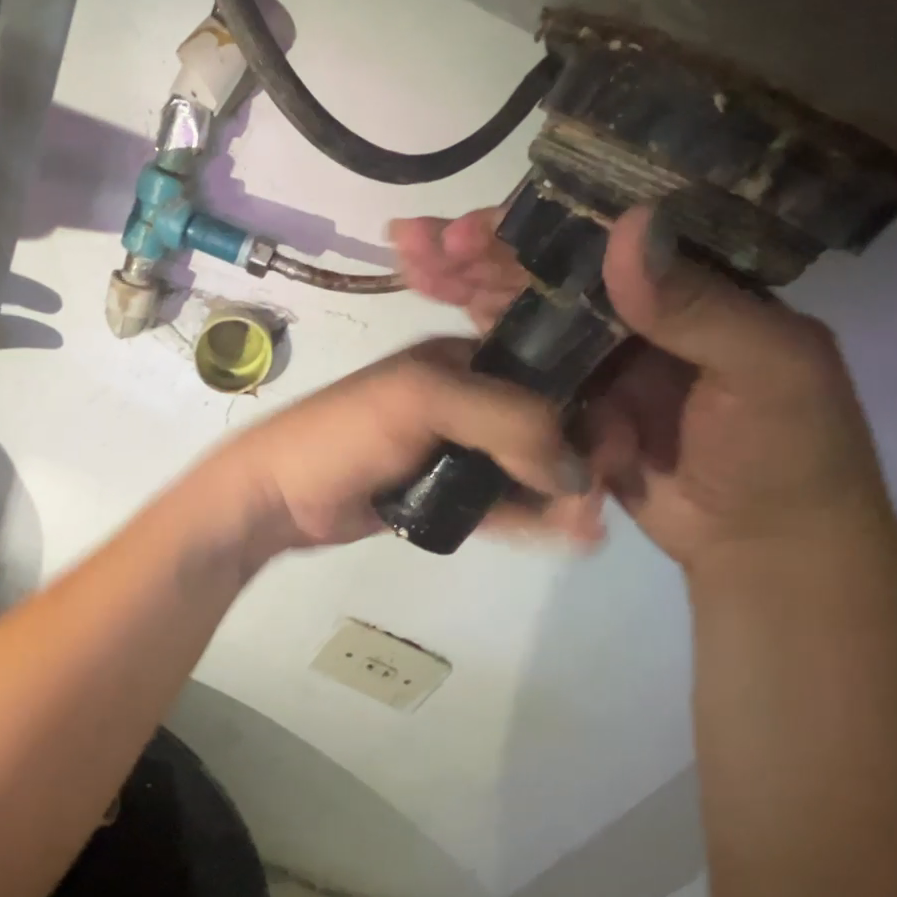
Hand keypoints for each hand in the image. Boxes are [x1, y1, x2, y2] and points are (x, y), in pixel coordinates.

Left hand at [198, 339, 605, 559]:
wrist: (274, 496)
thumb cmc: (341, 434)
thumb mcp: (422, 404)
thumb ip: (506, 422)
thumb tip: (580, 470)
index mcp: (464, 359)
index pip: (551, 371)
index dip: (593, 404)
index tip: (622, 447)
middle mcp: (467, 399)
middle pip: (548, 424)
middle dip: (583, 458)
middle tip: (603, 499)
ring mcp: (453, 450)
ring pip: (527, 469)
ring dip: (562, 495)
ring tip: (586, 529)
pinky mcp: (440, 494)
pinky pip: (498, 503)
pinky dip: (531, 517)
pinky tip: (563, 537)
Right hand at [394, 203, 896, 571]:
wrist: (760, 545)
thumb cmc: (784, 450)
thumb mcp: (765, 368)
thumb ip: (697, 305)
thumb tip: (627, 226)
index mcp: (692, 287)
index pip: (606, 238)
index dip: (541, 223)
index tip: (473, 224)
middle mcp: (639, 314)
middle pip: (551, 271)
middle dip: (484, 252)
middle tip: (417, 241)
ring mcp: (598, 362)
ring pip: (525, 314)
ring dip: (469, 287)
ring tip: (410, 264)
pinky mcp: (569, 407)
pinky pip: (519, 370)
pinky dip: (478, 343)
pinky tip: (439, 316)